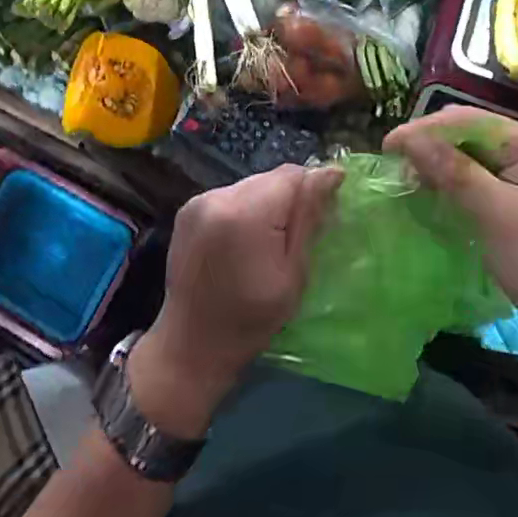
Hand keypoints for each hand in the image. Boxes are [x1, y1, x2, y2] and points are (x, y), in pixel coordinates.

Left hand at [129, 164, 341, 436]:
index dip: (313, 190)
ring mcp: (198, 201)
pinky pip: (230, 196)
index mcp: (245, 213)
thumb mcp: (293, 274)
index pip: (292, 175)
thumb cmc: (250, 319)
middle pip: (270, 178)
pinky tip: (243, 243)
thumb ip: (308, 219)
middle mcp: (217, 196)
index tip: (324, 218)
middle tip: (297, 238)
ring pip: (251, 185)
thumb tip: (330, 173)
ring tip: (268, 244)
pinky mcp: (187, 210)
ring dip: (267, 204)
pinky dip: (244, 210)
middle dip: (289, 199)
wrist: (192, 343)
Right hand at [384, 107, 517, 326]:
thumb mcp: (501, 216)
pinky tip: (428, 202)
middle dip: (428, 147)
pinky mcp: (514, 210)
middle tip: (393, 169)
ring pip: (466, 164)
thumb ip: (456, 174)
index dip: (424, 129)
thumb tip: (410, 138)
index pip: (468, 121)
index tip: (386, 148)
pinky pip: (473, 189)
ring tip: (404, 184)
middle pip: (466, 138)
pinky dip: (448, 191)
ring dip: (435, 170)